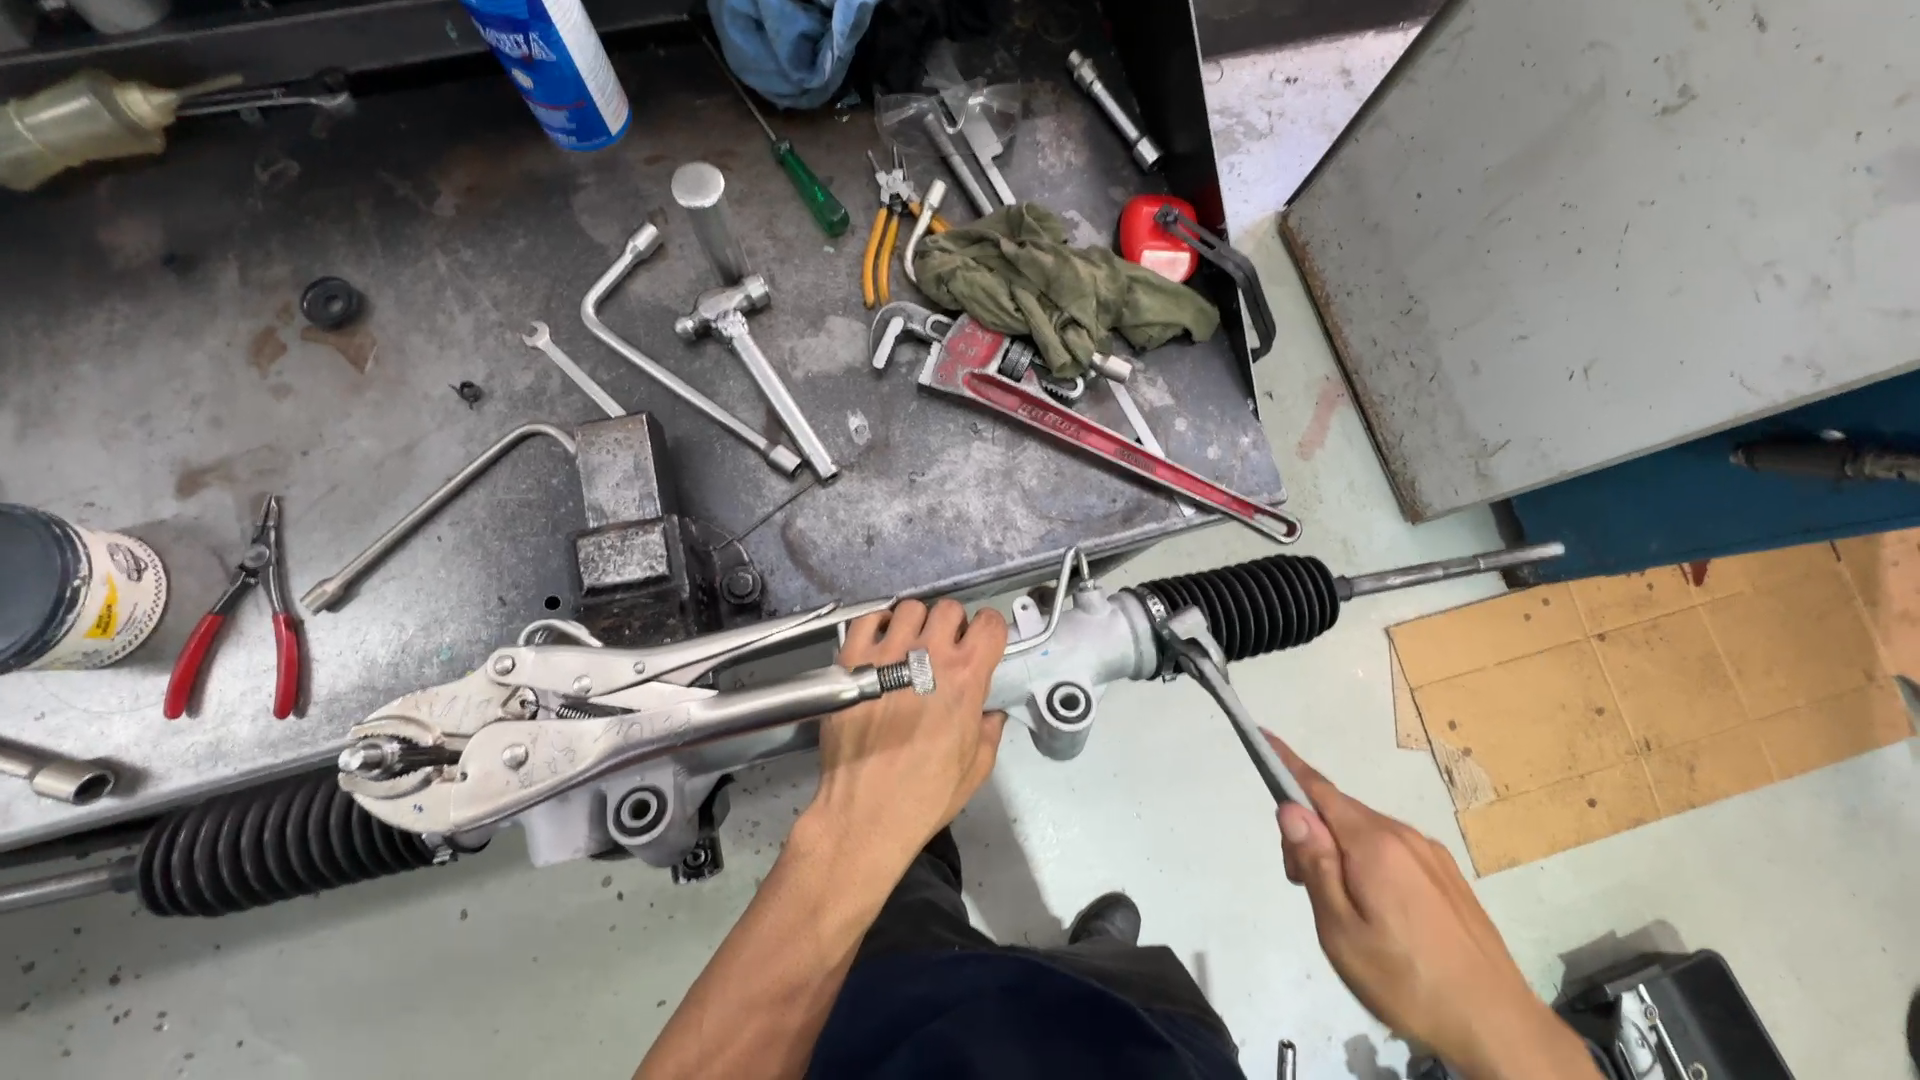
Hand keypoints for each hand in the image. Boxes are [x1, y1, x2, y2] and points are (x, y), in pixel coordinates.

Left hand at [805, 600, 1008, 870]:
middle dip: (953, 625)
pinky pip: (867, 620)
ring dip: (916, 624)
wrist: (866, 813)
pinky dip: (877, 625)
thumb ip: (989, 729)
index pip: (989, 623)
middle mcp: (928, 656)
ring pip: (909, 608)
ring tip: (910, 647)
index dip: (989, 630)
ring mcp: (886, 655)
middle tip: (945, 649)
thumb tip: (988, 712)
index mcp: (966, 678)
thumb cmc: (926, 795)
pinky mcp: (851, 662)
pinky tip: (881, 647)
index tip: (981, 644)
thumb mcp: (977, 766)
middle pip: (949, 609)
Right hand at [1265, 733, 1598, 1079]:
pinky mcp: (1446, 876)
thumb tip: (1290, 808)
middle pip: (1338, 812)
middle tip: (1304, 889)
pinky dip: (1365, 862)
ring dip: (1337, 851)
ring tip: (1342, 912)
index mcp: (1373, 844)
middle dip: (1309, 833)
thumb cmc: (1406, 981)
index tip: (1262, 735)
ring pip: (1365, 833)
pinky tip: (1377, 913)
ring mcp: (1430, 855)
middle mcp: (1404, 836)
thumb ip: (1315, 864)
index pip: (1319, 789)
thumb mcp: (1340, 930)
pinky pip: (1391, 851)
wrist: (1499, 1028)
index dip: (1287, 763)